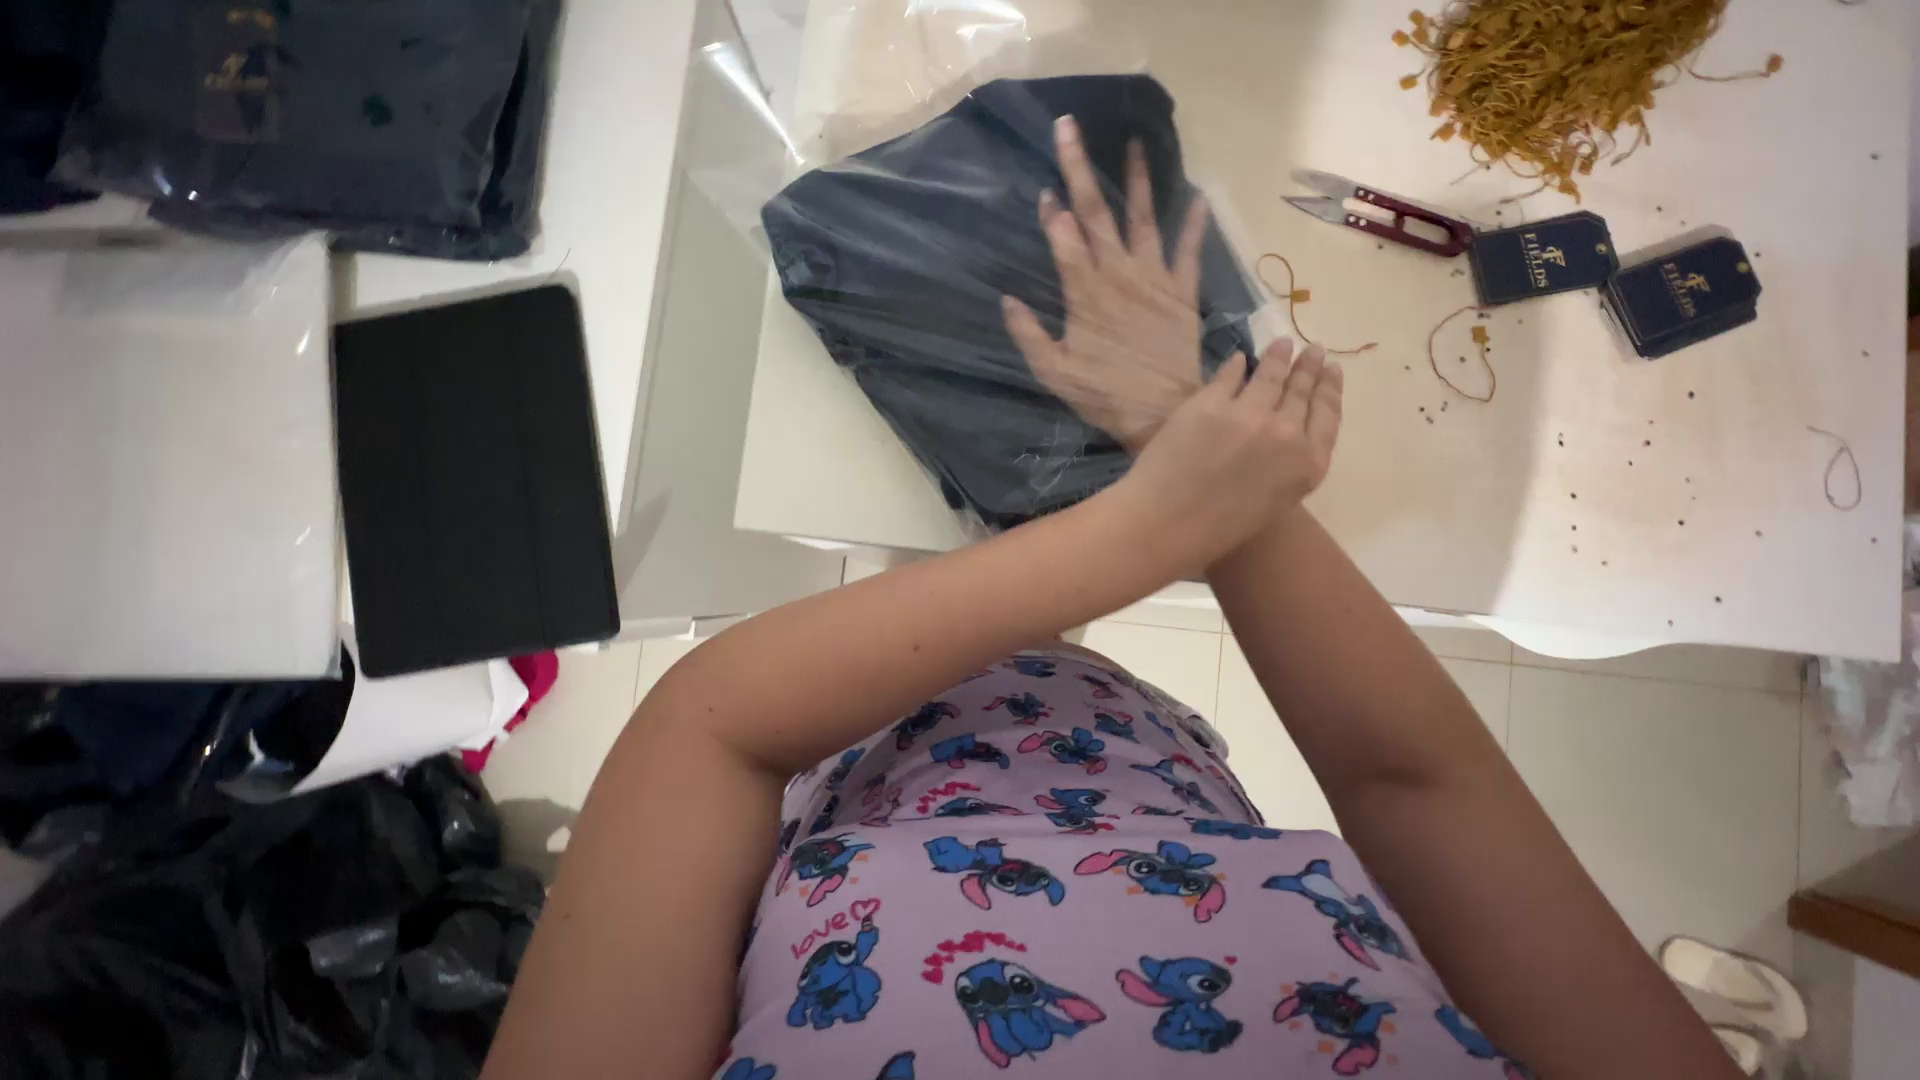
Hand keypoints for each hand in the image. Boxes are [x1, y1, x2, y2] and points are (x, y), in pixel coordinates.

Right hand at [1002, 114, 1213, 451]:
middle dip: (1079, 169)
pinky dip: (1194, 224)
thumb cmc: (1103, 395)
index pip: (1063, 239)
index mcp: (1084, 292)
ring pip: (1143, 219)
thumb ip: (1029, 334)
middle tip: (1070, 128)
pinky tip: (1198, 196)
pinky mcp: (1183, 292)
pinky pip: (1190, 251)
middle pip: (1095, 214)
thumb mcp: (1053, 372)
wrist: (1163, 412)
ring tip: (1135, 143)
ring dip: (1138, 180)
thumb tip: (1007, 300)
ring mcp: (1154, 279)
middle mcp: (1118, 274)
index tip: (1043, 190)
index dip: (1052, 212)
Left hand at [1102, 338, 1342, 574]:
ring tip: (1283, 344)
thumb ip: (1287, 465)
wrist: (1168, 524)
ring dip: (1278, 357)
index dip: (1330, 390)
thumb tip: (1284, 434)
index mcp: (1308, 465)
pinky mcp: (1211, 403)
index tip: (1333, 370)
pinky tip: (1240, 359)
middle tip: (1313, 349)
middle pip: (1301, 392)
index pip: (1327, 416)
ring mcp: (1249, 414)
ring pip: (1270, 376)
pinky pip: (1228, 377)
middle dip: (1308, 368)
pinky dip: (1236, 366)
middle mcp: (1287, 434)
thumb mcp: (1273, 502)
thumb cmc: (1219, 529)